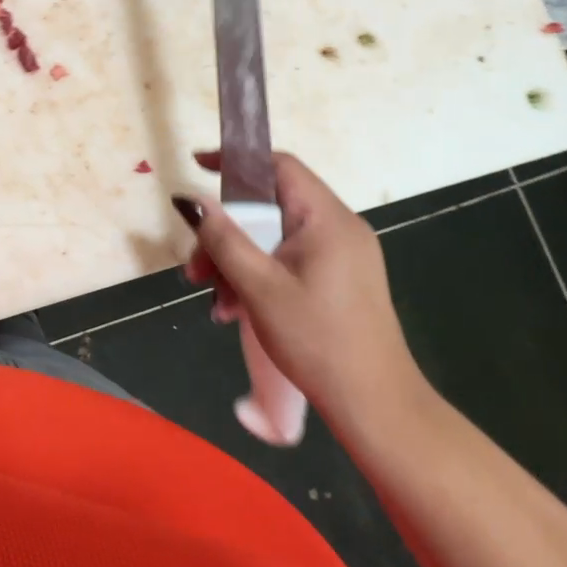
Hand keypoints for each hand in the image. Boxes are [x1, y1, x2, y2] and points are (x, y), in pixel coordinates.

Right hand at [181, 153, 427, 421]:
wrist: (376, 406)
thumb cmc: (317, 339)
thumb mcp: (258, 286)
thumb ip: (222, 237)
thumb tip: (190, 198)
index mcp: (327, 220)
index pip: (279, 166)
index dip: (236, 160)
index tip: (198, 166)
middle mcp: (340, 229)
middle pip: (269, 207)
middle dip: (225, 232)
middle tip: (195, 267)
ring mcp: (343, 256)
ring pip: (274, 237)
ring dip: (236, 259)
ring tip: (214, 298)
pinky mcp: (340, 280)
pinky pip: (287, 259)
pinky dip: (257, 275)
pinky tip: (236, 309)